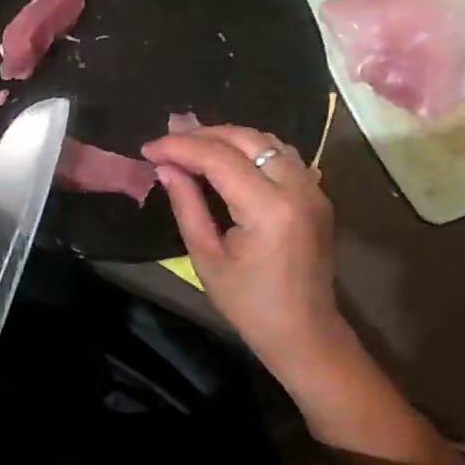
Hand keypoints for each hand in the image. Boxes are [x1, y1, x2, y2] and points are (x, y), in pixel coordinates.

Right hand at [142, 125, 343, 375]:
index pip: (219, 158)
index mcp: (268, 208)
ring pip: (268, 141)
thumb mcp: (205, 257)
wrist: (303, 329)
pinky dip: (249, 150)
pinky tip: (225, 161)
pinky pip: (282, 156)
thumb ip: (187, 206)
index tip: (147, 149)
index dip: (180, 147)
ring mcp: (313, 189)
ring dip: (227, 138)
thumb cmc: (246, 302)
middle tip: (166, 142)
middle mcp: (297, 188)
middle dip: (202, 135)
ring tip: (190, 147)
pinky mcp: (316, 195)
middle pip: (246, 139)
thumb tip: (166, 169)